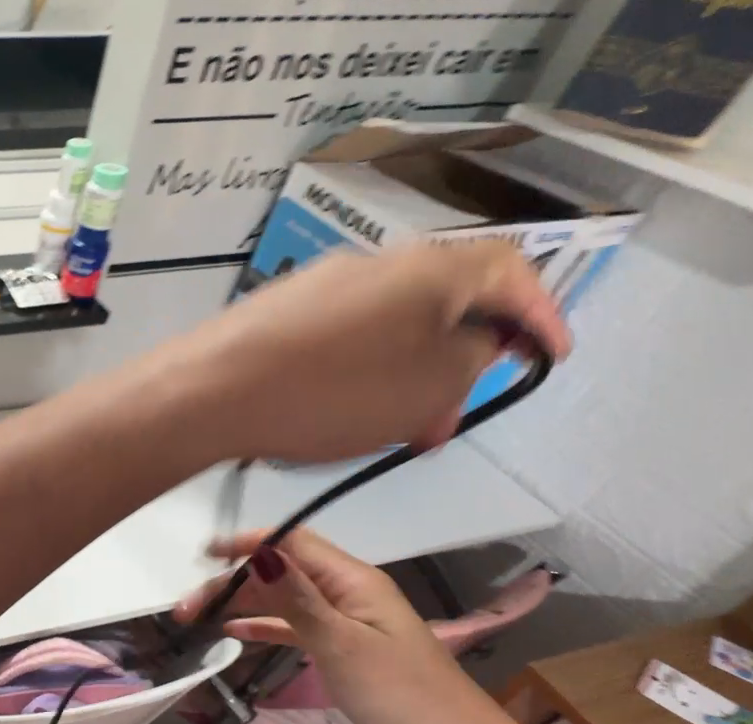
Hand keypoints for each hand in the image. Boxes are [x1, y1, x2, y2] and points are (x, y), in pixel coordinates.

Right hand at [175, 528, 521, 723]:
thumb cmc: (400, 693)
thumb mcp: (342, 645)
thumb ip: (297, 601)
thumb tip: (259, 556)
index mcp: (352, 580)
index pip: (291, 543)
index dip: (246, 543)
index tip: (202, 555)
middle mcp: (347, 591)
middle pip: (280, 571)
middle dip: (232, 582)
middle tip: (186, 609)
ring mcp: (345, 619)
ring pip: (282, 598)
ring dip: (241, 603)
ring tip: (197, 619)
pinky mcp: (342, 645)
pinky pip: (293, 624)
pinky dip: (263, 624)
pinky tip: (233, 630)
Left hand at [178, 242, 569, 462]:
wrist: (205, 392)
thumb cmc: (331, 390)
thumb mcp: (431, 385)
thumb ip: (473, 360)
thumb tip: (475, 344)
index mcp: (429, 266)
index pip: (510, 271)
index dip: (540, 314)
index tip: (547, 359)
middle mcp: (374, 262)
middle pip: (441, 305)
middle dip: (454, 367)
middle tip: (442, 424)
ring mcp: (317, 287)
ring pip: (386, 330)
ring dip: (402, 379)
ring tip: (391, 433)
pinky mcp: (274, 317)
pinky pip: (338, 343)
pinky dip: (356, 377)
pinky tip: (338, 417)